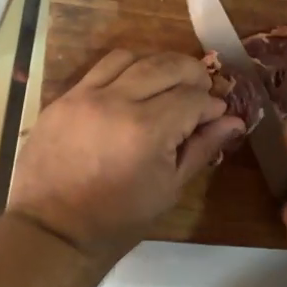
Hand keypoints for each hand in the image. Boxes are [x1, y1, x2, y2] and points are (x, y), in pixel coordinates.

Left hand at [10, 50, 245, 256]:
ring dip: (157, 65)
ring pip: (132, 57)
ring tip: (167, 83)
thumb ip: (201, 148)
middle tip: (202, 89)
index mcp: (148, 130)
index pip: (192, 98)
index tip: (217, 114)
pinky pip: (100, 68)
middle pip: (166, 66)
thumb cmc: (118, 219)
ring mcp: (86, 95)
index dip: (211, 104)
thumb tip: (234, 121)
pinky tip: (133, 87)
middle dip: (193, 74)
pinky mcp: (65, 98)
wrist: (53, 230)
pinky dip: (125, 69)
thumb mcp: (169, 189)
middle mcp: (117, 102)